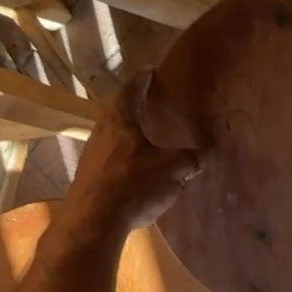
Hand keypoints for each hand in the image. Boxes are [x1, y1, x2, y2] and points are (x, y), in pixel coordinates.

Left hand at [63, 72, 200, 232]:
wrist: (93, 221)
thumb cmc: (134, 184)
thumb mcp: (173, 169)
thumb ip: (190, 159)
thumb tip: (202, 155)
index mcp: (121, 119)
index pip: (132, 89)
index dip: (144, 79)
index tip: (152, 71)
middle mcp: (102, 130)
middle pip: (119, 110)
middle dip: (135, 105)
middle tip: (152, 103)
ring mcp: (91, 154)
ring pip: (113, 135)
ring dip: (129, 133)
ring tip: (147, 137)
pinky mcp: (88, 176)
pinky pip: (110, 158)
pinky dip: (124, 157)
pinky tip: (136, 170)